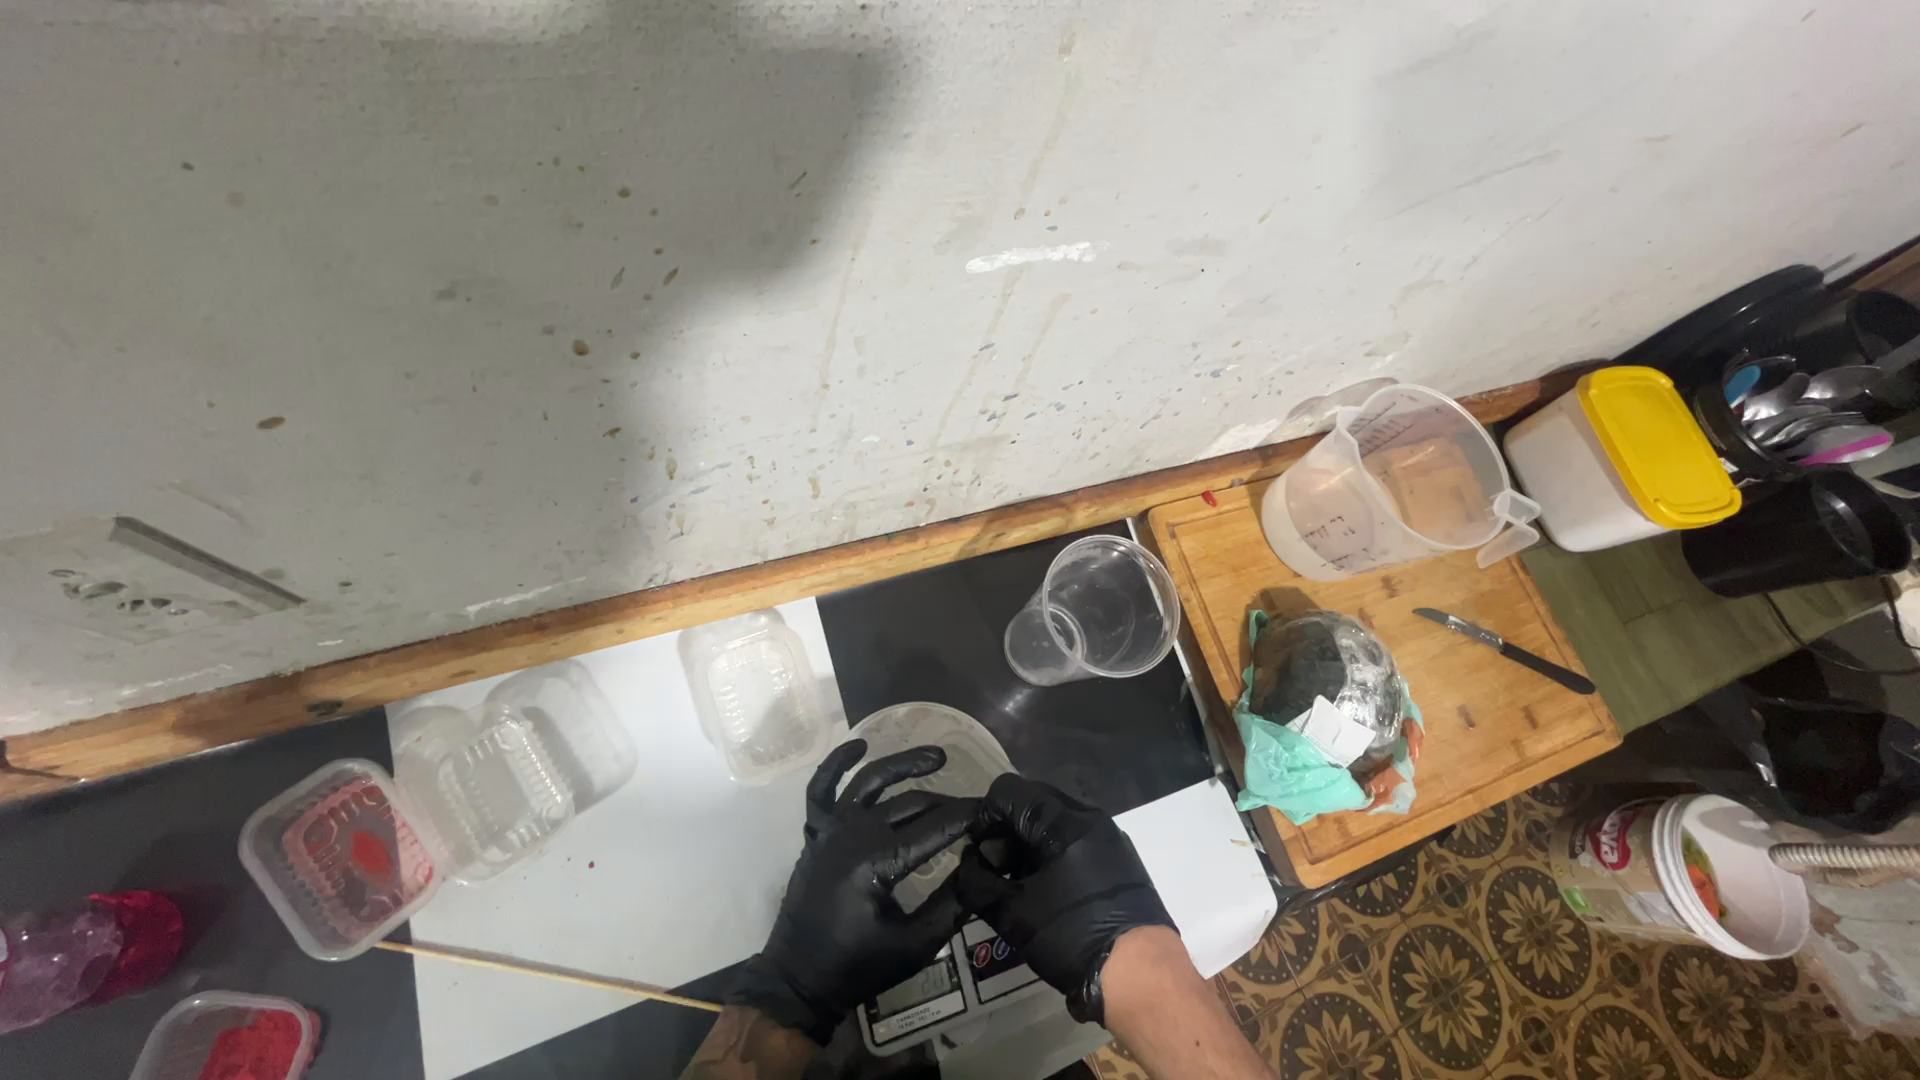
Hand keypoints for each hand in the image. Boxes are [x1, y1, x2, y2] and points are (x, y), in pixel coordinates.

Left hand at [725, 739, 976, 1043]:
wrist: (799, 979)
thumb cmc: (860, 966)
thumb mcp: (916, 944)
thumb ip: (953, 902)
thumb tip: (984, 863)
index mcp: (878, 861)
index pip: (936, 827)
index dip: (969, 817)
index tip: (995, 812)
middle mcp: (853, 833)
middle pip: (911, 804)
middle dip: (948, 802)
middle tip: (978, 806)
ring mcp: (830, 829)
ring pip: (871, 781)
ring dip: (904, 764)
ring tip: (938, 756)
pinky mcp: (815, 832)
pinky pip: (820, 788)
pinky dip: (837, 762)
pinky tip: (860, 745)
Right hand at [955, 774, 1175, 1024]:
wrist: (1141, 973)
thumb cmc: (1072, 935)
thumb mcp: (1013, 914)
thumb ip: (978, 883)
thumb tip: (968, 865)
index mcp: (1062, 820)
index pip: (1009, 791)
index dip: (984, 817)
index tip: (978, 851)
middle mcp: (1089, 816)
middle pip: (1033, 801)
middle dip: (1006, 829)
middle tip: (996, 867)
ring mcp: (1109, 835)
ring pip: (1056, 820)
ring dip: (1030, 842)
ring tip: (1021, 883)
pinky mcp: (1121, 857)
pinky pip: (1077, 839)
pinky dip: (1054, 851)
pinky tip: (1050, 890)